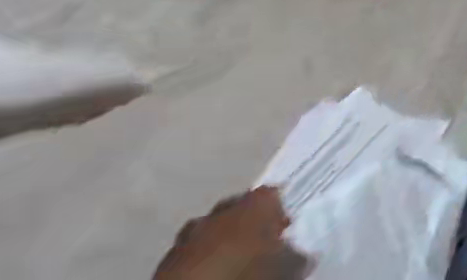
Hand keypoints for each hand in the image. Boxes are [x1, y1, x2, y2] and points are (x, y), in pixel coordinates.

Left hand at [153, 188, 309, 279]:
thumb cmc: (248, 273)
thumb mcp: (287, 266)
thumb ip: (298, 256)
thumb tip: (304, 256)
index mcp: (257, 201)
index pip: (274, 195)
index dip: (279, 213)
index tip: (284, 232)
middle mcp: (223, 210)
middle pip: (238, 211)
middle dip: (245, 225)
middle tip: (256, 248)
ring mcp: (189, 236)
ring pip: (208, 234)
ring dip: (216, 246)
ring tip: (228, 265)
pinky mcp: (163, 265)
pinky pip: (186, 259)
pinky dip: (195, 266)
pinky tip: (207, 277)